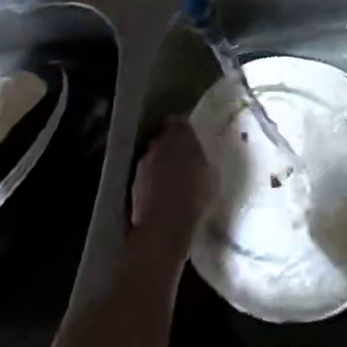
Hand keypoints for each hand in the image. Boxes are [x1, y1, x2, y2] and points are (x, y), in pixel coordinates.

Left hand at [130, 119, 215, 246]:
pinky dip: (153, 178)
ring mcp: (144, 162)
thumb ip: (203, 158)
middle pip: (164, 137)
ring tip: (173, 176)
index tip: (192, 137)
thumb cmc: (195, 199)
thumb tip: (201, 154)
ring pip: (154, 155)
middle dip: (172, 144)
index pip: (180, 122)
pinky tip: (162, 190)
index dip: (185, 129)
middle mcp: (159, 144)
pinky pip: (146, 173)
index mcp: (181, 137)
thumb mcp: (211, 176)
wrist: (164, 225)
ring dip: (161, 161)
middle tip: (184, 156)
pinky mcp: (135, 181)